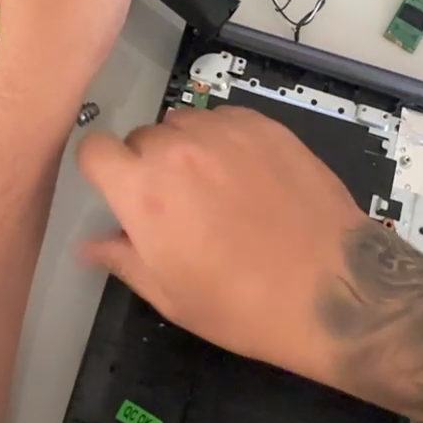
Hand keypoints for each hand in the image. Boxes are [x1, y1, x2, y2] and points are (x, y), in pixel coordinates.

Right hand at [76, 107, 364, 384]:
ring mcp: (225, 131)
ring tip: (215, 188)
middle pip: (140, 137)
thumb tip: (90, 244)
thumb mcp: (171, 295)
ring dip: (186, 148)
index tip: (117, 190)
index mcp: (143, 190)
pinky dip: (224, 140)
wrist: (332, 289)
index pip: (94, 148)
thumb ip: (123, 258)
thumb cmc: (242, 304)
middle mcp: (178, 148)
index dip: (102, 170)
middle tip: (176, 205)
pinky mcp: (266, 125)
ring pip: (183, 124)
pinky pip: (225, 118)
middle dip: (147, 166)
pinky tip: (247, 175)